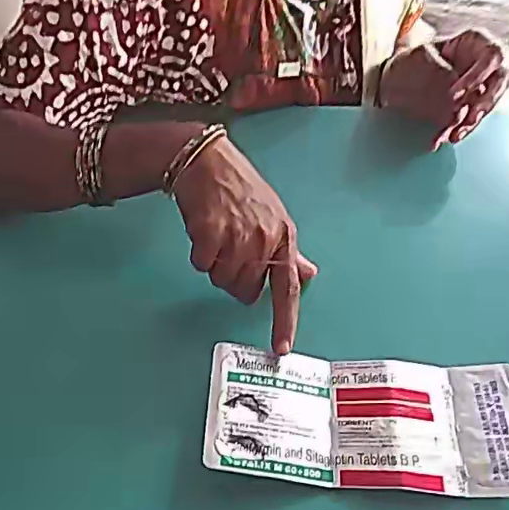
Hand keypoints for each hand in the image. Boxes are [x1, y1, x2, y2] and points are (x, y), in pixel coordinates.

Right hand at [173, 135, 318, 354]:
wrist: (208, 162)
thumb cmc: (242, 189)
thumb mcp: (275, 218)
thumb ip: (290, 253)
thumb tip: (308, 273)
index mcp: (284, 239)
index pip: (289, 289)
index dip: (285, 321)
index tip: (281, 347)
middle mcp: (265, 241)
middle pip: (246, 290)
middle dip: (236, 278)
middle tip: (231, 250)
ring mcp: (238, 238)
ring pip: (223, 280)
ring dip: (216, 266)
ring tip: (218, 237)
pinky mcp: (211, 234)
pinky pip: (202, 266)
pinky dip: (200, 254)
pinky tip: (204, 232)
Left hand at [380, 29, 508, 148]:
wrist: (396, 77)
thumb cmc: (411, 58)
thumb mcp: (421, 55)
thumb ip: (439, 66)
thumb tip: (452, 84)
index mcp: (475, 42)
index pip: (493, 54)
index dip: (478, 75)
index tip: (456, 93)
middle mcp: (482, 64)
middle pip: (500, 81)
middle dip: (486, 102)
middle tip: (469, 118)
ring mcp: (478, 86)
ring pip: (487, 105)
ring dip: (472, 122)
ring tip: (455, 136)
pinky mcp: (468, 107)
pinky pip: (467, 120)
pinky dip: (455, 130)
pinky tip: (442, 139)